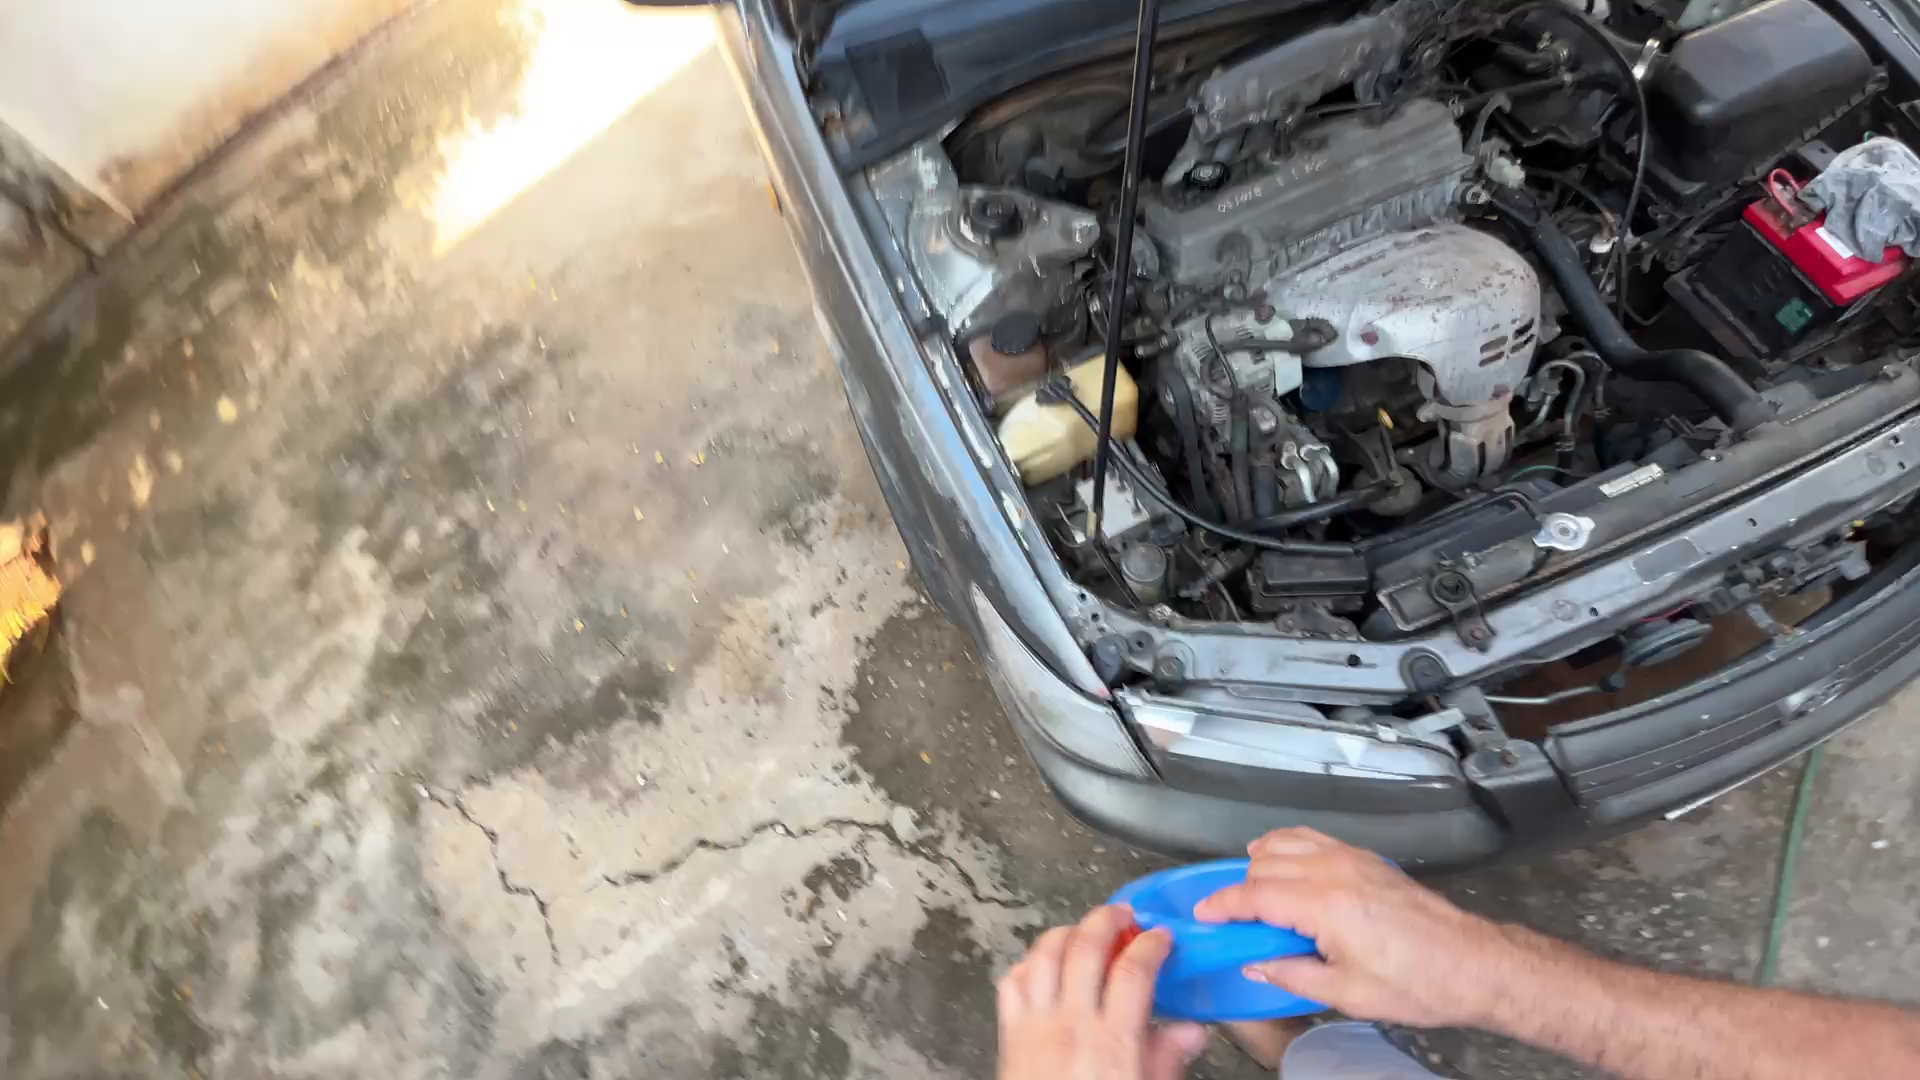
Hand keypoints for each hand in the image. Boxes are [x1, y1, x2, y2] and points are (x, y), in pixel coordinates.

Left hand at [998, 904, 1210, 1079]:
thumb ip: (1165, 1062)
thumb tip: (1193, 1029)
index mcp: (1111, 1043)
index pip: (1133, 972)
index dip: (1150, 945)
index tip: (1162, 936)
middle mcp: (1070, 1023)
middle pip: (1085, 946)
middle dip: (1107, 919)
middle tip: (1124, 915)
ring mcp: (1034, 1024)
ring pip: (1044, 952)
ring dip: (1066, 932)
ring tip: (1084, 930)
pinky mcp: (1008, 1034)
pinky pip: (1013, 980)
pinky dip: (1029, 963)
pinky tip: (1044, 966)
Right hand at [1193, 828, 1517, 1028]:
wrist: (1475, 963)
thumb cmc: (1419, 984)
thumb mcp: (1350, 994)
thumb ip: (1293, 975)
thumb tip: (1254, 963)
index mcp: (1325, 906)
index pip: (1256, 896)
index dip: (1223, 905)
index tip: (1203, 914)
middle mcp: (1331, 871)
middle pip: (1263, 866)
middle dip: (1239, 889)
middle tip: (1232, 916)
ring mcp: (1346, 857)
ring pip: (1281, 842)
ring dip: (1258, 861)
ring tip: (1250, 886)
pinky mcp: (1360, 855)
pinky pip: (1307, 835)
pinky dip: (1283, 842)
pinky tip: (1278, 855)